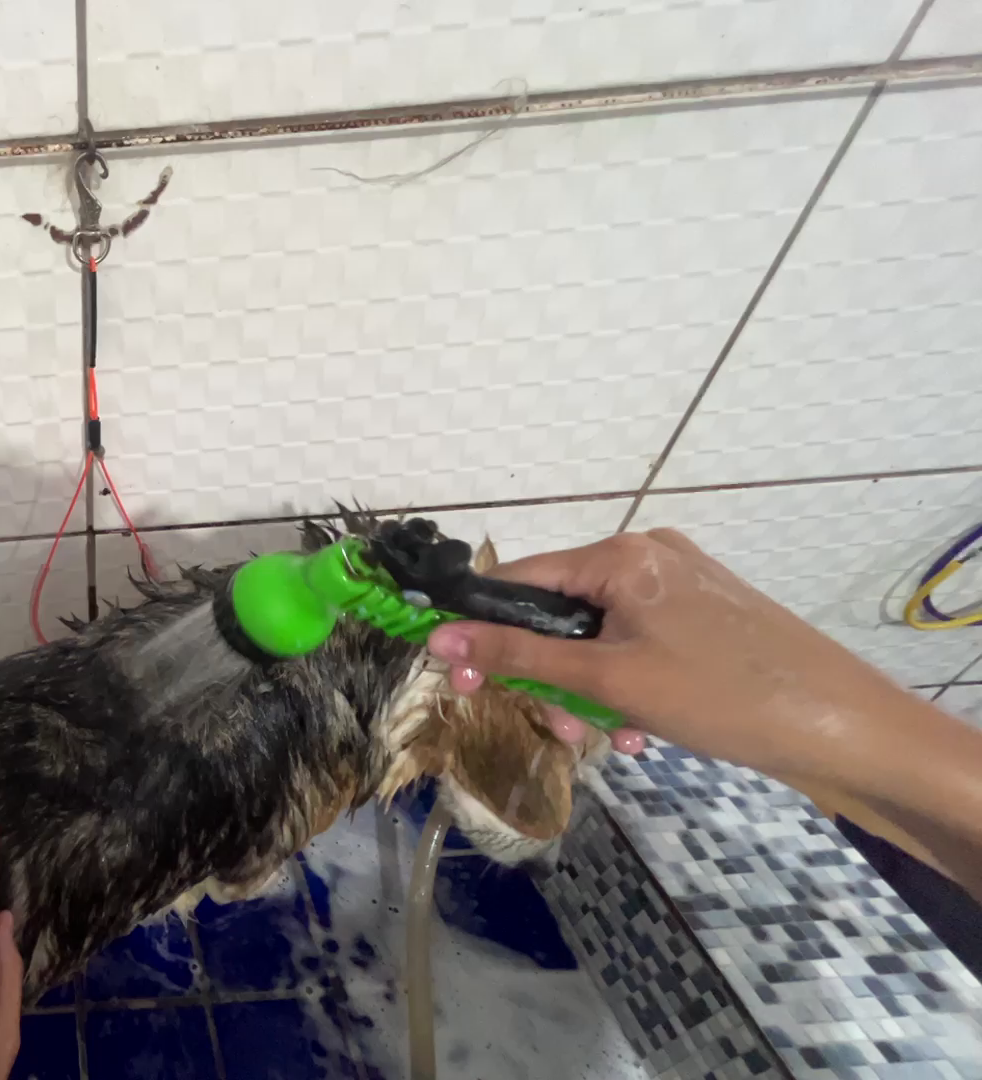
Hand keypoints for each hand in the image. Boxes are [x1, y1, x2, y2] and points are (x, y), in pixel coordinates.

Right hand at [424, 529, 915, 781]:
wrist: (861, 736)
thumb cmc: (723, 696)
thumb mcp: (605, 679)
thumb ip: (514, 655)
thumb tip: (436, 640)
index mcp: (618, 555)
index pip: (516, 581)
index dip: (480, 630)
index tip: (460, 677)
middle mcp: (642, 556)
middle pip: (553, 613)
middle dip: (543, 673)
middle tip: (548, 722)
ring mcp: (675, 583)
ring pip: (589, 635)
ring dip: (581, 688)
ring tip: (601, 736)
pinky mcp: (698, 614)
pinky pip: (627, 642)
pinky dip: (618, 683)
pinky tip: (634, 726)